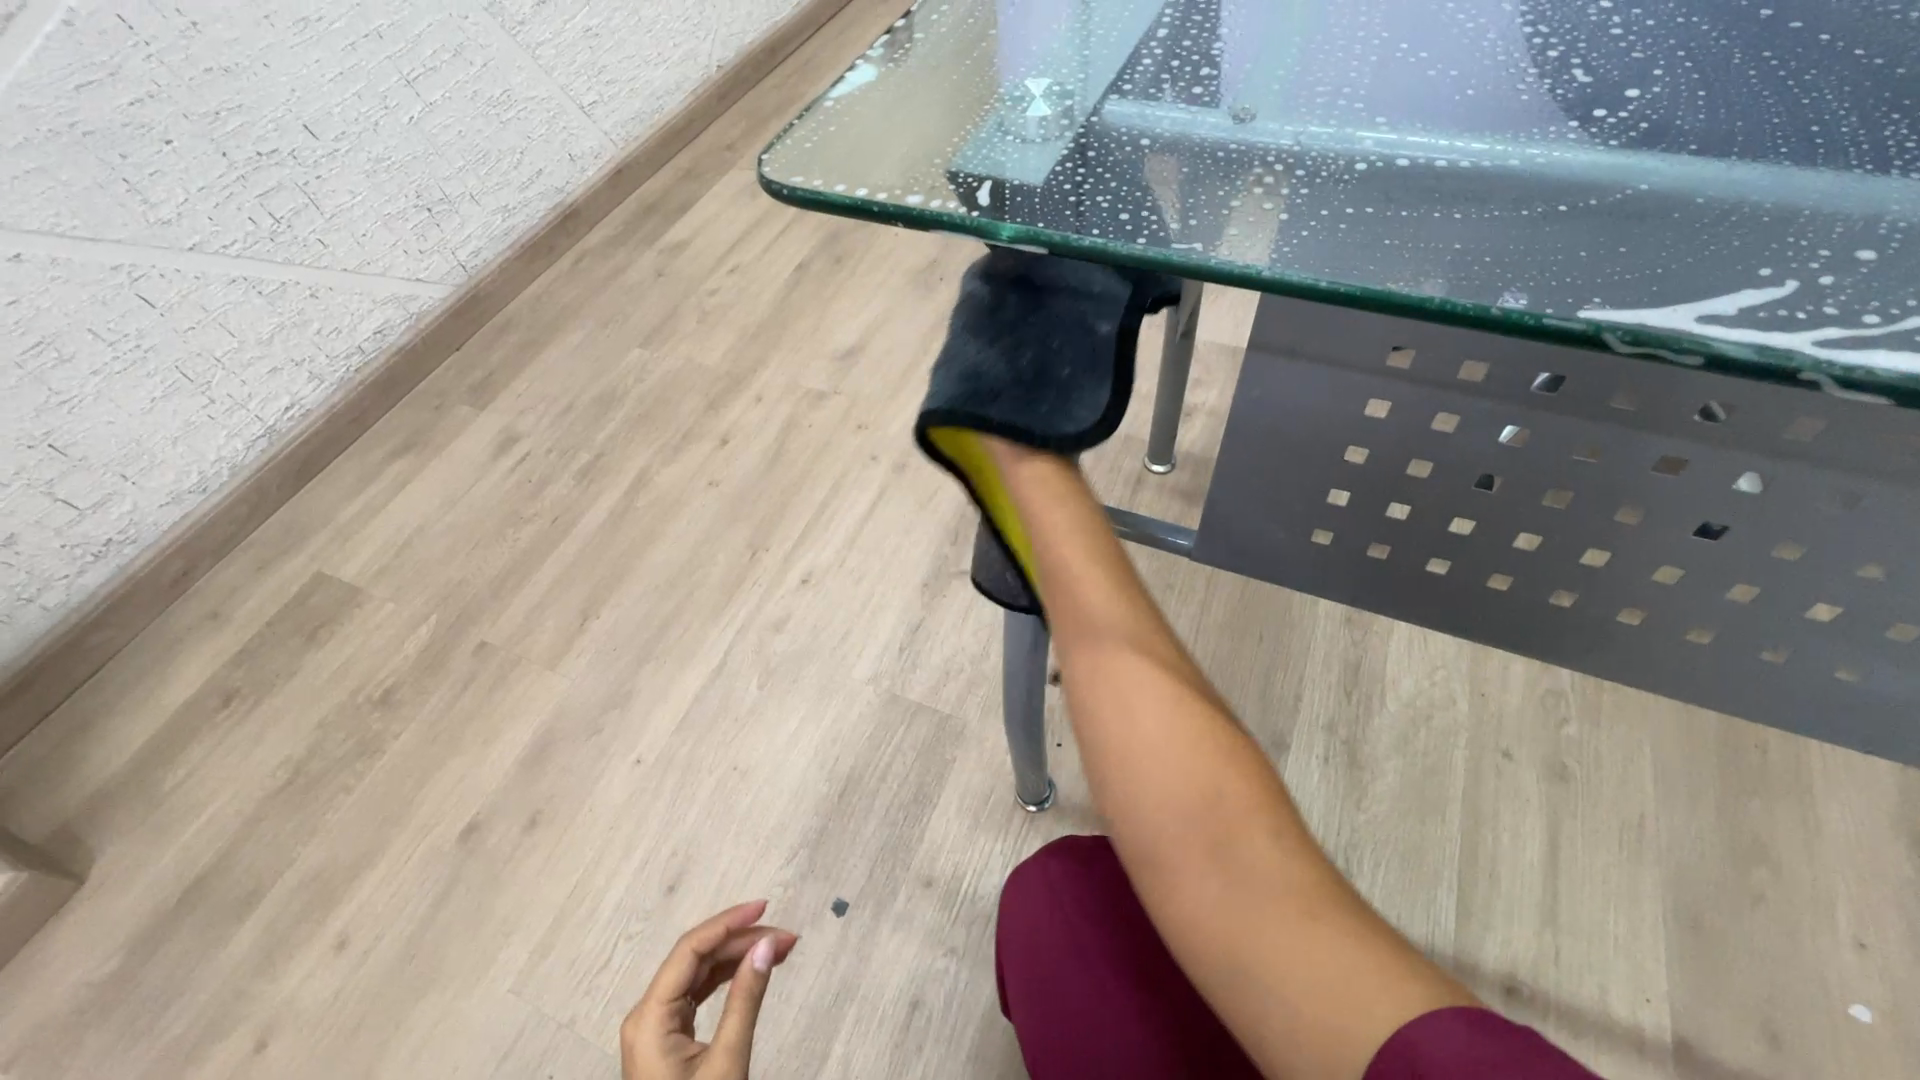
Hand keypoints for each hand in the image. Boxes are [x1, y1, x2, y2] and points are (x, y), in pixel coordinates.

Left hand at [620, 901, 798, 1079]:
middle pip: (695, 959)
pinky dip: (728, 980)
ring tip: (781, 950)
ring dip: (738, 958)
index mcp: (650, 1017)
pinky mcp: (668, 1040)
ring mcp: (656, 1028)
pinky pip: (698, 996)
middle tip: (788, 939)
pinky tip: (754, 971)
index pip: (690, 950)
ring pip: (699, 975)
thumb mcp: (727, 1061)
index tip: (765, 907)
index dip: (728, 922)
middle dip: (741, 941)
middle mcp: (647, 1015)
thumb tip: (767, 946)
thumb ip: (746, 999)